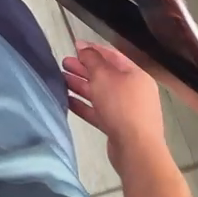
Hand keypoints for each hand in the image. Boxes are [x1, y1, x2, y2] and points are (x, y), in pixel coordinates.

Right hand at [63, 41, 168, 170]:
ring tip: (61, 79)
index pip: (112, 56)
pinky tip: (67, 100)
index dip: (93, 49)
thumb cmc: (121, 106)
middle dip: (83, 68)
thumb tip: (83, 47)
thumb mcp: (103, 75)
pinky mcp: (118, 127)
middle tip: (64, 63)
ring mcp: (126, 111)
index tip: (74, 46)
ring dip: (81, 86)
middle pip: (105, 75)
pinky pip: (98, 111)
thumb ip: (91, 59)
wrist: (136, 150)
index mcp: (135, 76)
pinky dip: (83, 105)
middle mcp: (133, 92)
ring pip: (100, 93)